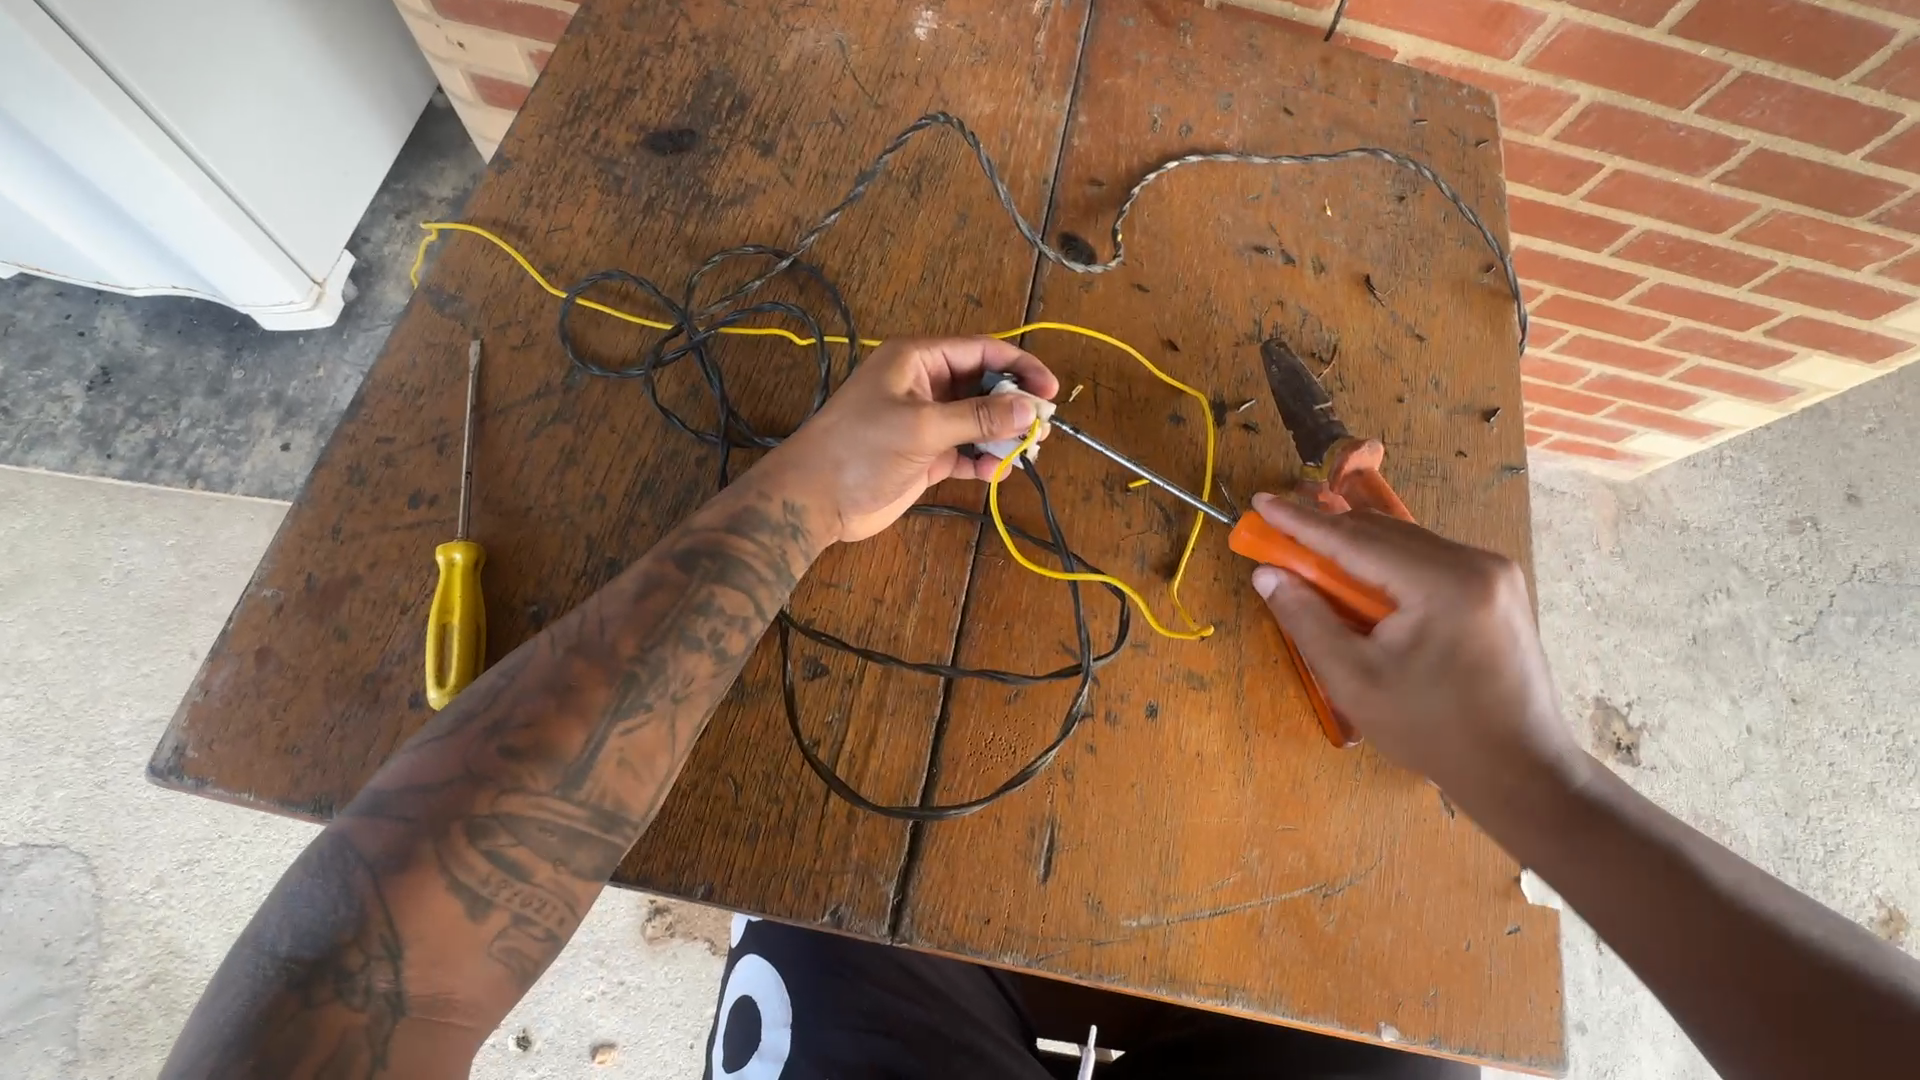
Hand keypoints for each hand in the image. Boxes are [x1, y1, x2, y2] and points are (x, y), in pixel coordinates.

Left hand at [762, 337, 1058, 542]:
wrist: (817, 498)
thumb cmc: (862, 448)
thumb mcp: (923, 427)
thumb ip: (978, 417)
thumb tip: (1029, 409)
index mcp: (919, 360)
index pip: (981, 352)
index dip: (1020, 368)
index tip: (1050, 392)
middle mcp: (925, 386)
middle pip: (984, 387)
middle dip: (1014, 406)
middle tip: (1042, 430)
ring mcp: (927, 422)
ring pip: (979, 422)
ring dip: (1003, 436)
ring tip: (1026, 453)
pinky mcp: (927, 456)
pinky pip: (967, 452)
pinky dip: (983, 461)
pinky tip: (995, 474)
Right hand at [1246, 494, 1588, 809]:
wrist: (1521, 769)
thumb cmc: (1431, 729)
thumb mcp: (1353, 679)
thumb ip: (1306, 619)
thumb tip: (1266, 574)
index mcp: (1444, 583)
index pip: (1355, 540)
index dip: (1300, 522)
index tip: (1260, 503)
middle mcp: (1476, 562)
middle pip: (1382, 533)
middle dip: (1324, 531)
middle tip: (1274, 531)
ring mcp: (1493, 572)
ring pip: (1403, 542)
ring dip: (1353, 547)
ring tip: (1308, 553)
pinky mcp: (1496, 587)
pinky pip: (1424, 558)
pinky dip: (1383, 563)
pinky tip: (1357, 577)